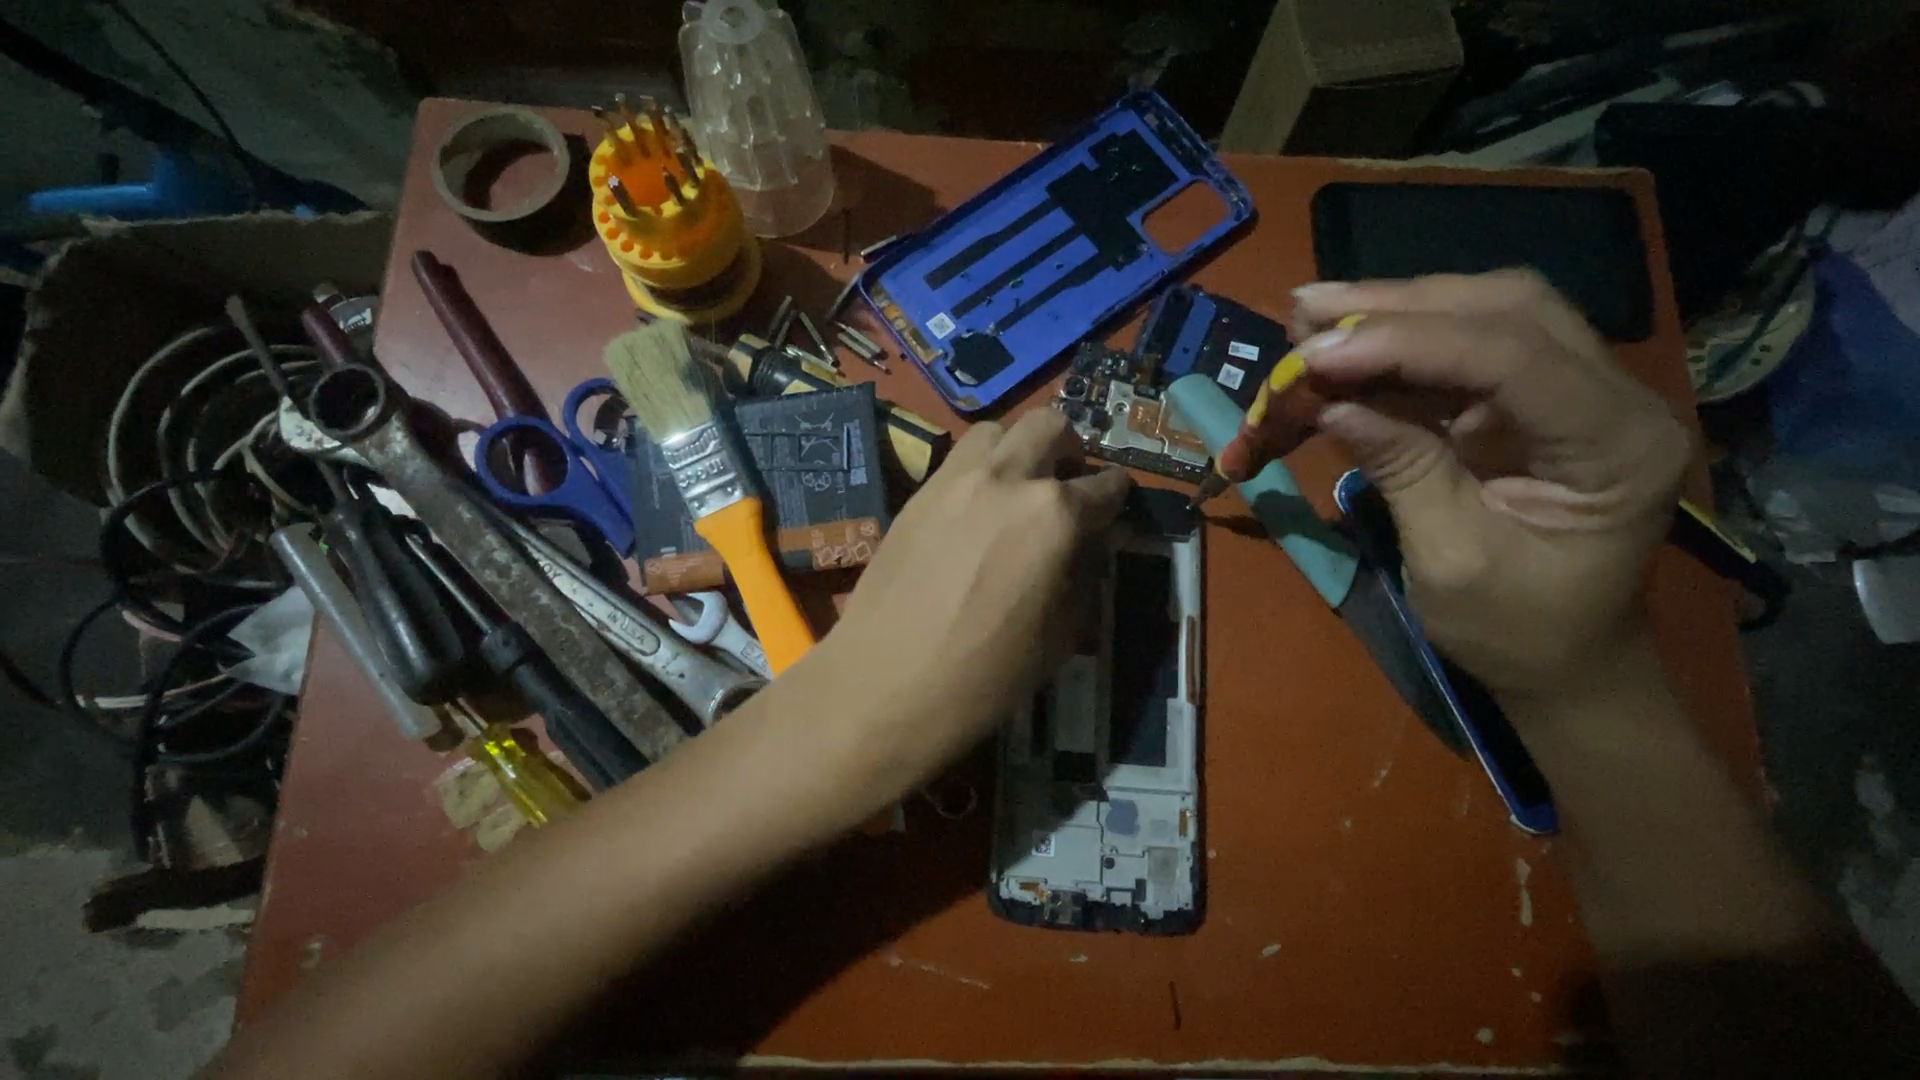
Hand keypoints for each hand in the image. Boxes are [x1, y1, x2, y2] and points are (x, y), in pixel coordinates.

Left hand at [821, 409, 1131, 783]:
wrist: (884, 682)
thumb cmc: (985, 674)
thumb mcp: (1060, 636)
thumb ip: (1084, 575)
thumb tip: (1092, 543)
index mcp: (1055, 513)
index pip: (1106, 486)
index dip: (1118, 497)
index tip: (1115, 509)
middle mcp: (1008, 478)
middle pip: (1051, 426)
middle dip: (1070, 448)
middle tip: (1067, 484)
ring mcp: (956, 479)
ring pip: (998, 431)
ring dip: (1018, 449)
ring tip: (1017, 490)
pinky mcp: (917, 492)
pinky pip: (959, 459)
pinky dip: (980, 470)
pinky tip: (975, 512)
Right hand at [1293, 271, 1690, 704]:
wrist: (1565, 663)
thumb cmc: (1517, 629)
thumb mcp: (1450, 558)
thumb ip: (1401, 470)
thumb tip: (1328, 404)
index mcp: (1614, 444)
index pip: (1514, 358)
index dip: (1409, 342)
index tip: (1315, 351)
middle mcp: (1610, 396)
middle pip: (1507, 311)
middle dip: (1399, 306)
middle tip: (1306, 313)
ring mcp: (1572, 394)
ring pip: (1488, 314)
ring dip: (1395, 311)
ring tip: (1312, 316)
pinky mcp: (1530, 404)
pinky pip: (1465, 352)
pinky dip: (1399, 346)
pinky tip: (1345, 344)